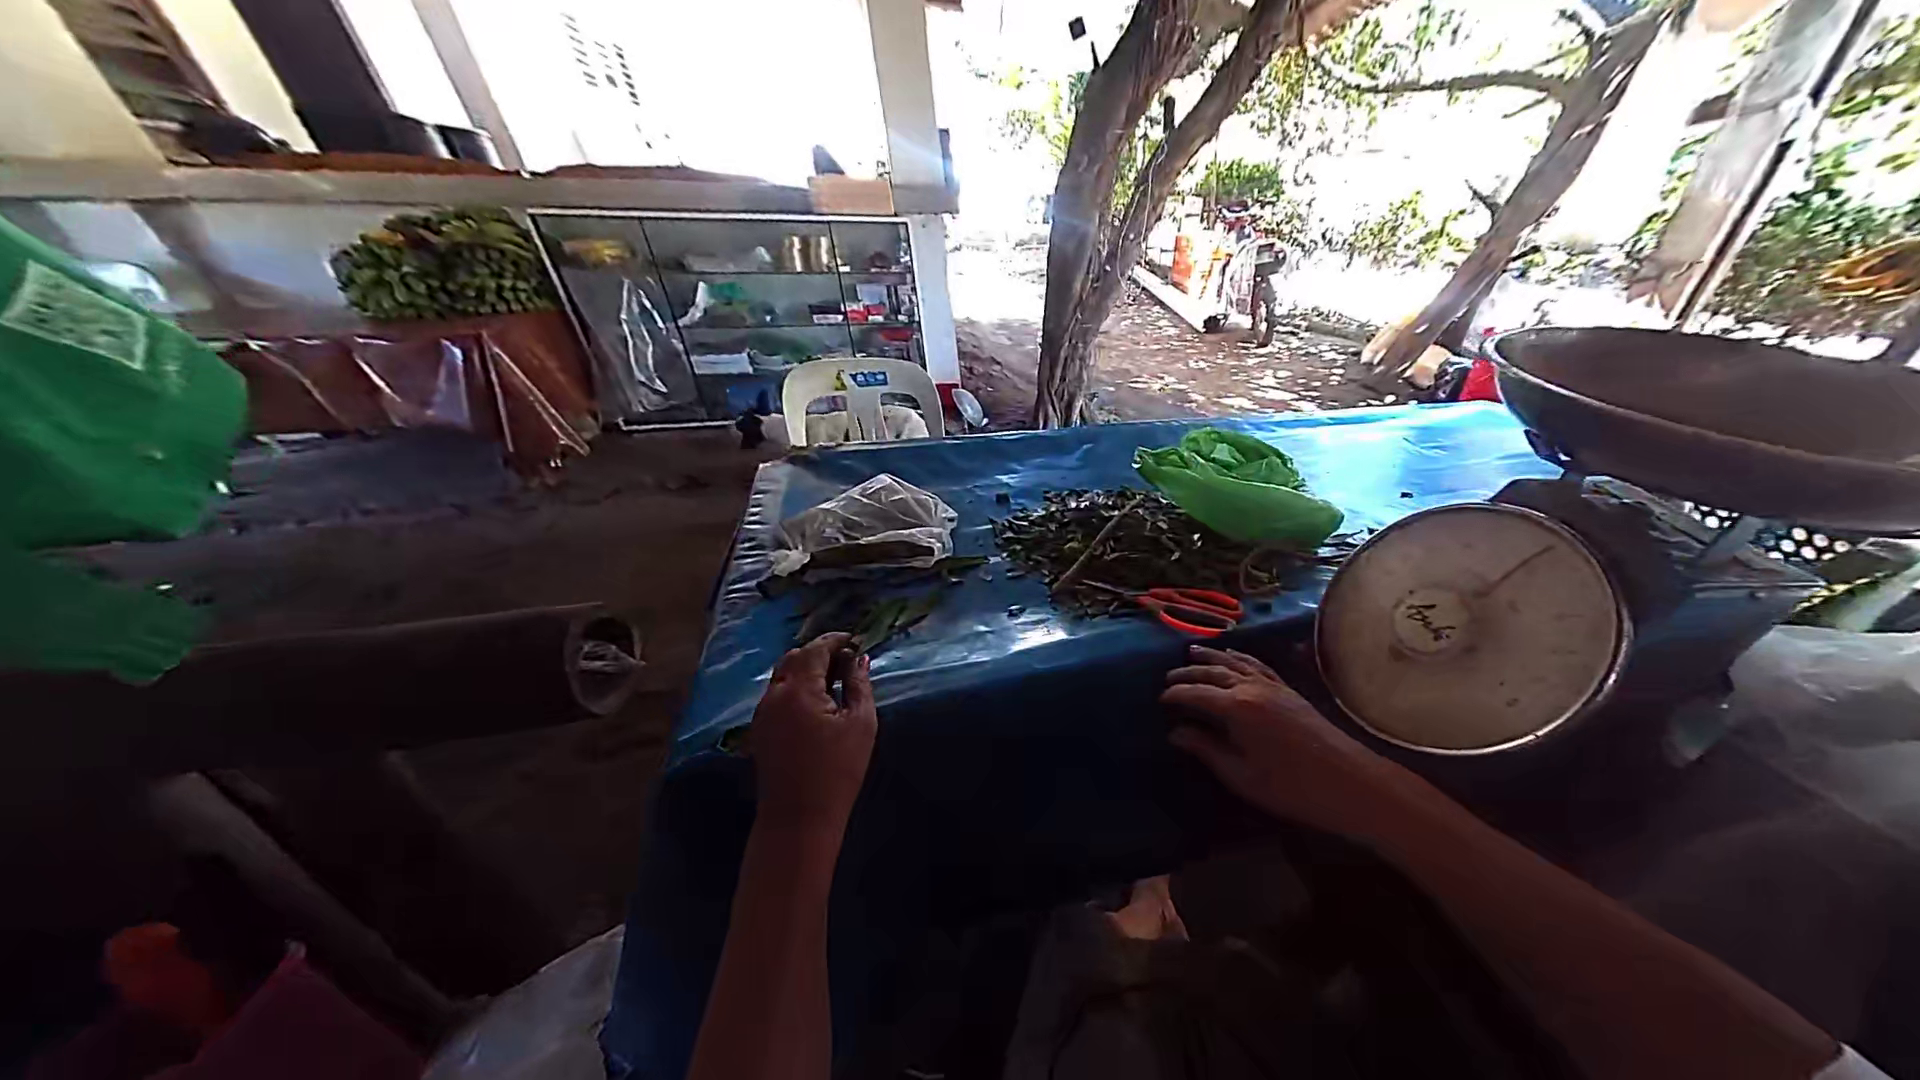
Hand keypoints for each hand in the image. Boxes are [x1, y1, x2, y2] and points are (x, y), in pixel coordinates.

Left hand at [751, 633, 877, 835]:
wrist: (799, 820)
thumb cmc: (838, 771)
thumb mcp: (860, 724)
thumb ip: (859, 685)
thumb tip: (860, 659)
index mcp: (798, 689)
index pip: (814, 649)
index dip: (836, 640)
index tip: (856, 640)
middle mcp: (774, 694)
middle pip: (794, 658)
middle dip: (820, 652)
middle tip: (848, 660)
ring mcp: (762, 713)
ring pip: (783, 675)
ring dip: (807, 669)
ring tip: (836, 680)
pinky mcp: (760, 730)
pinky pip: (778, 695)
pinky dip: (797, 687)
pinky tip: (818, 702)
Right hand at [1162, 645, 1407, 835]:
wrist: (1353, 784)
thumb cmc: (1292, 787)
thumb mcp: (1240, 775)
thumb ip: (1206, 749)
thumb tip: (1176, 732)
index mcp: (1236, 708)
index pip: (1196, 694)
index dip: (1175, 695)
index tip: (1160, 699)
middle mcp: (1252, 688)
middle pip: (1212, 673)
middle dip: (1188, 673)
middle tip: (1168, 678)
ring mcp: (1274, 686)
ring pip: (1235, 663)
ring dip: (1211, 657)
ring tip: (1192, 652)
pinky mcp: (1290, 691)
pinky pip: (1258, 665)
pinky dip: (1240, 658)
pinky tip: (1234, 656)